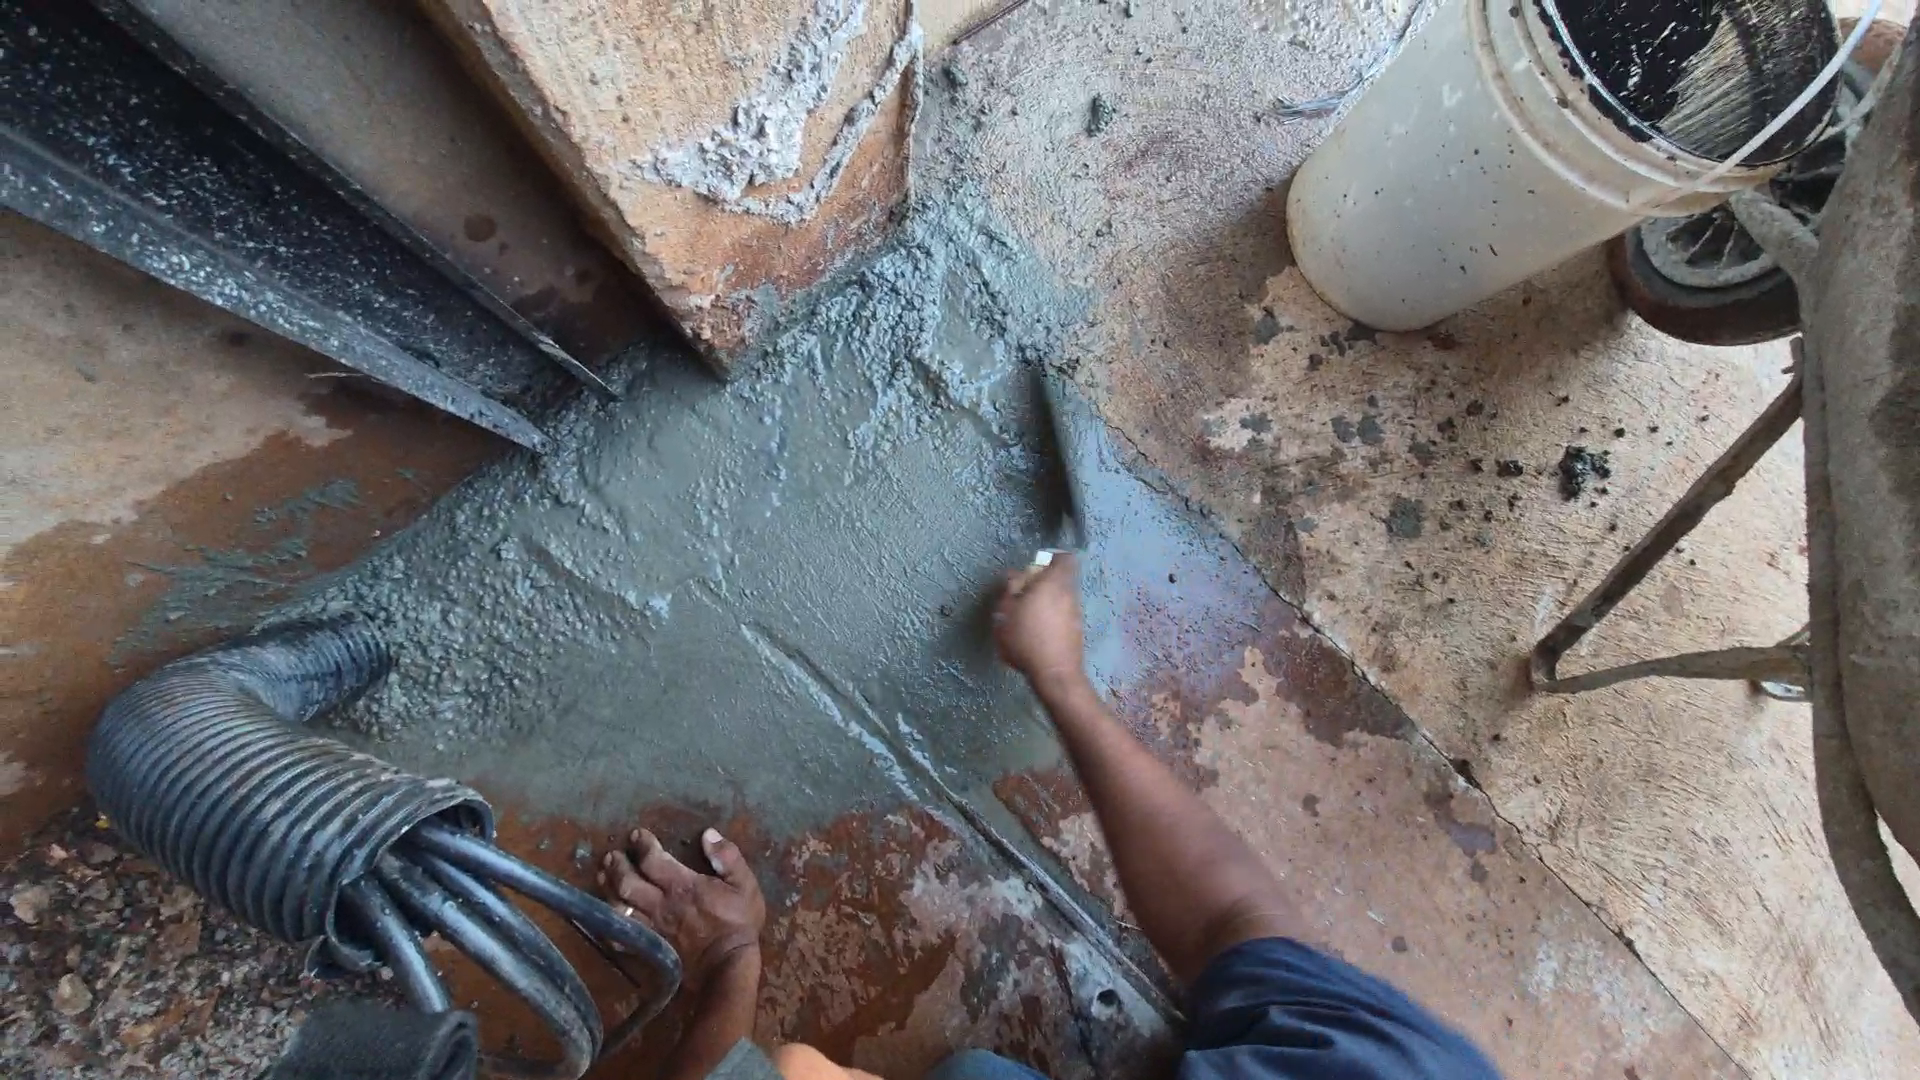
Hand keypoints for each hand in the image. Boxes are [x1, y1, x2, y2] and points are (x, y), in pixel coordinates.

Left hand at [600, 827, 765, 990]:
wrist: (727, 964)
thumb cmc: (737, 921)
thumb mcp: (744, 884)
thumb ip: (728, 856)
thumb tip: (709, 834)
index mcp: (682, 886)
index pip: (653, 860)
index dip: (642, 845)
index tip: (636, 834)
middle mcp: (660, 905)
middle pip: (627, 883)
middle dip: (617, 866)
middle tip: (611, 854)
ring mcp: (651, 927)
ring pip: (618, 908)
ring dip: (607, 890)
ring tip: (602, 875)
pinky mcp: (649, 945)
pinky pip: (621, 935)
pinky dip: (608, 924)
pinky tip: (604, 915)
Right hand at [993, 553, 1086, 692]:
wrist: (1054, 673)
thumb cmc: (1026, 638)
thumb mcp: (1006, 611)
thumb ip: (1010, 589)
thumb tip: (1016, 575)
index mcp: (1054, 583)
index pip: (1064, 558)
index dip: (1051, 558)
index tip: (1035, 566)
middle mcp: (1070, 594)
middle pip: (1060, 579)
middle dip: (1043, 583)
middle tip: (1022, 594)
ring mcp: (1076, 613)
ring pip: (1062, 598)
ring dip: (1046, 602)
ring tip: (1026, 617)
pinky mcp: (1076, 631)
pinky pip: (1063, 615)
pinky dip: (1051, 618)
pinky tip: (1036, 633)